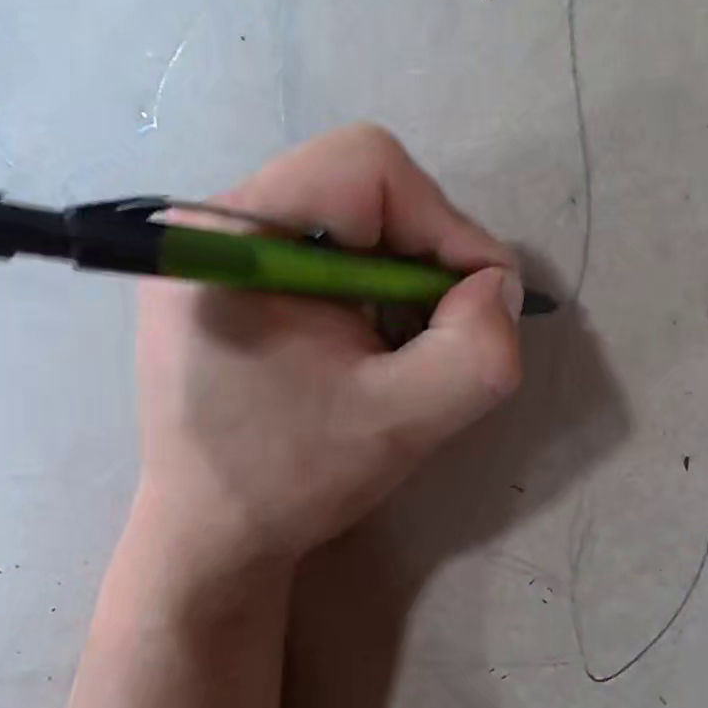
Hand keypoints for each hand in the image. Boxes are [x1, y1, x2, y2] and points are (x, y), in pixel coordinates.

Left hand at [131, 124, 524, 572]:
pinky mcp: (224, 284)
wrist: (209, 538)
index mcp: (232, 236)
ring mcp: (213, 254)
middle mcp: (213, 225)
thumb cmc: (288, 484)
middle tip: (439, 339)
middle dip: (421, 263)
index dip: (443, 225)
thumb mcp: (400, 425)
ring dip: (396, 286)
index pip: (367, 169)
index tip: (476, 301)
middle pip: (357, 194)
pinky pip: (320, 257)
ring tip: (394, 358)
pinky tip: (360, 356)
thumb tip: (497, 288)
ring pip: (345, 226)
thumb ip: (477, 354)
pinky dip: (365, 300)